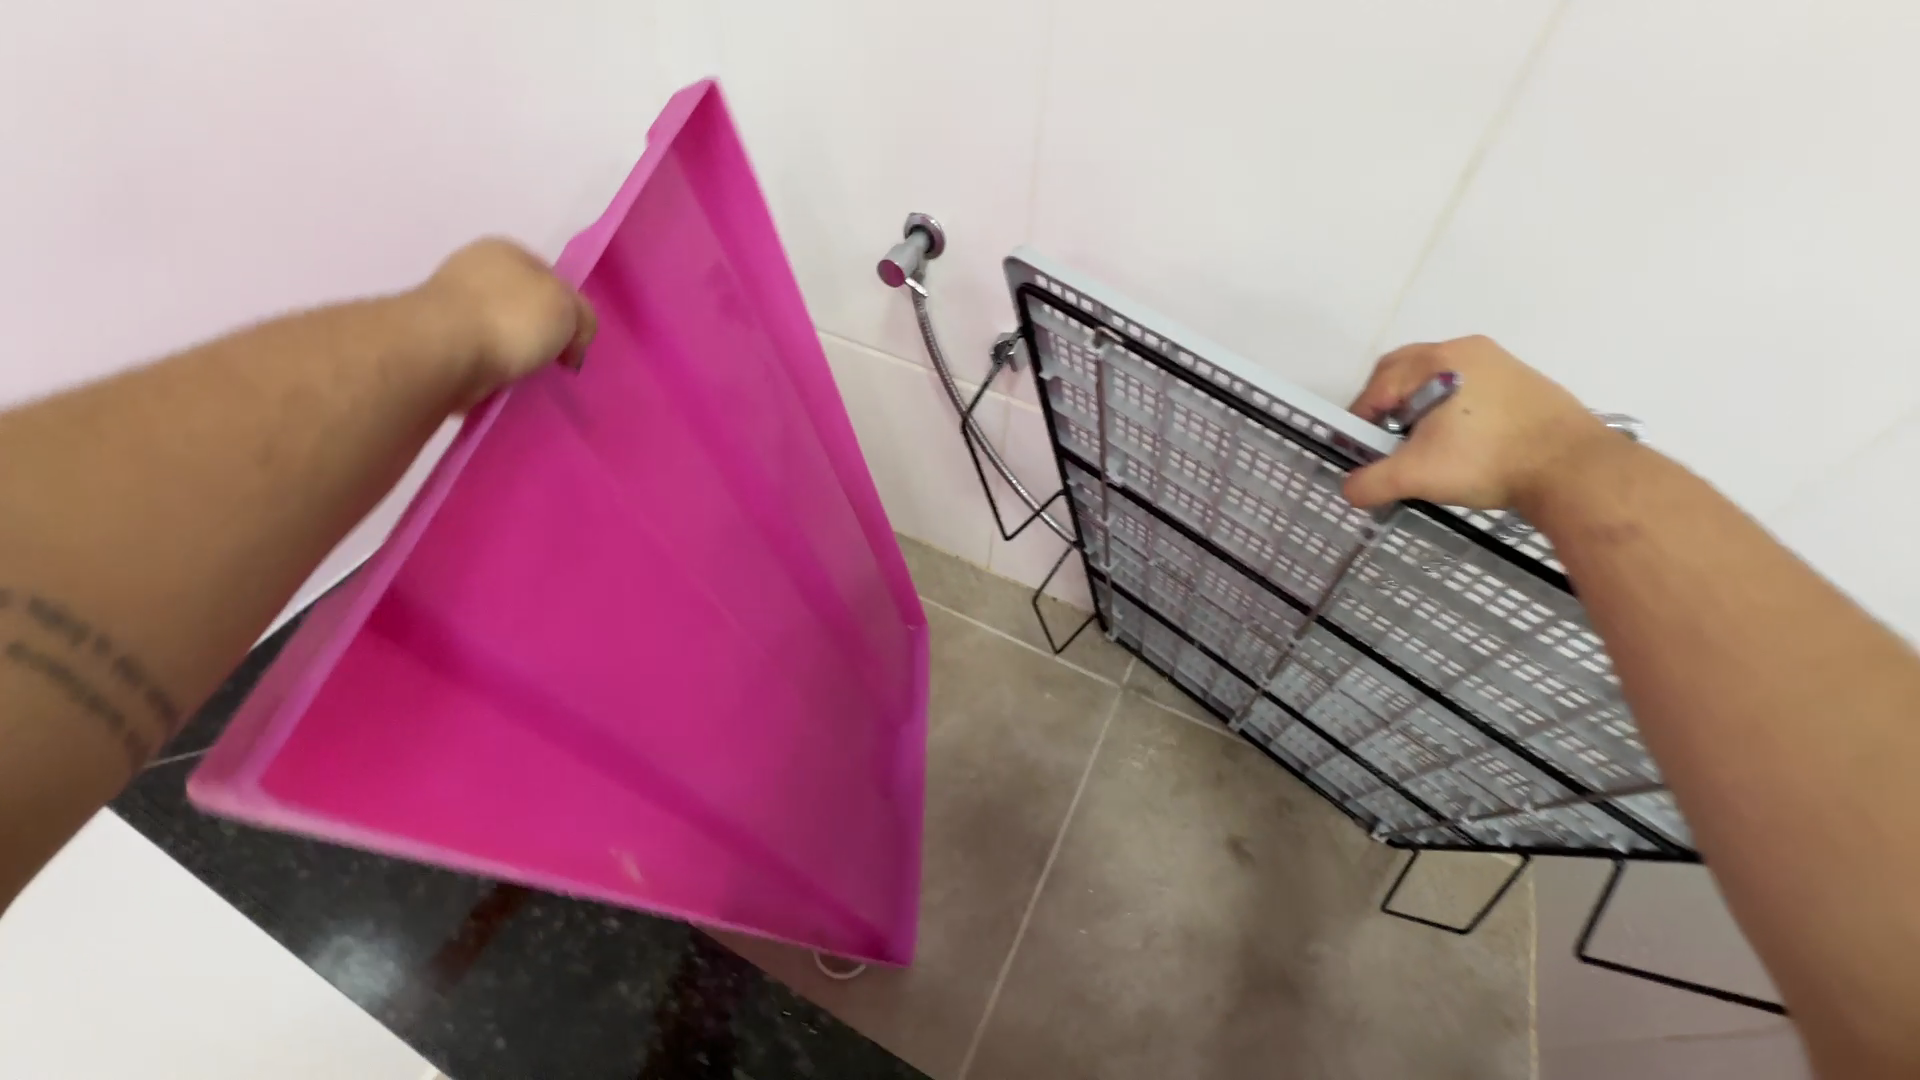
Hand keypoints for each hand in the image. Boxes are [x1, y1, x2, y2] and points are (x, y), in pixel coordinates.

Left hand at [414, 238, 597, 405]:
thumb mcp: (571, 309)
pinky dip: (494, 367)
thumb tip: (571, 341)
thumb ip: (584, 317)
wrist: (445, 350)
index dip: (570, 310)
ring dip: (517, 352)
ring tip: (529, 373)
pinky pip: (482, 353)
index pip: (552, 278)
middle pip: (527, 305)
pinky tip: (503, 379)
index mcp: (507, 250)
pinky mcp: (438, 336)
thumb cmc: (512, 317)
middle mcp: (476, 268)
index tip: (575, 341)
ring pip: (504, 330)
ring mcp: (453, 302)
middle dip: (543, 332)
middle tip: (556, 361)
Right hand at [1343, 335, 1613, 512]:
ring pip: (1434, 377)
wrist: (1574, 469)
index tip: (1358, 450)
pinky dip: (1447, 407)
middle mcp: (1465, 350)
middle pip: (1403, 371)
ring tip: (1419, 442)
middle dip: (1384, 404)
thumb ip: (1370, 483)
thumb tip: (1349, 490)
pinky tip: (1455, 440)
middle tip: (1382, 440)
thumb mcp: (1416, 476)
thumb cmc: (1488, 462)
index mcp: (1437, 362)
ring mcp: (1497, 361)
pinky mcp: (1520, 380)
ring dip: (1415, 405)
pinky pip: (1465, 385)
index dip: (1359, 420)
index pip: (1377, 387)